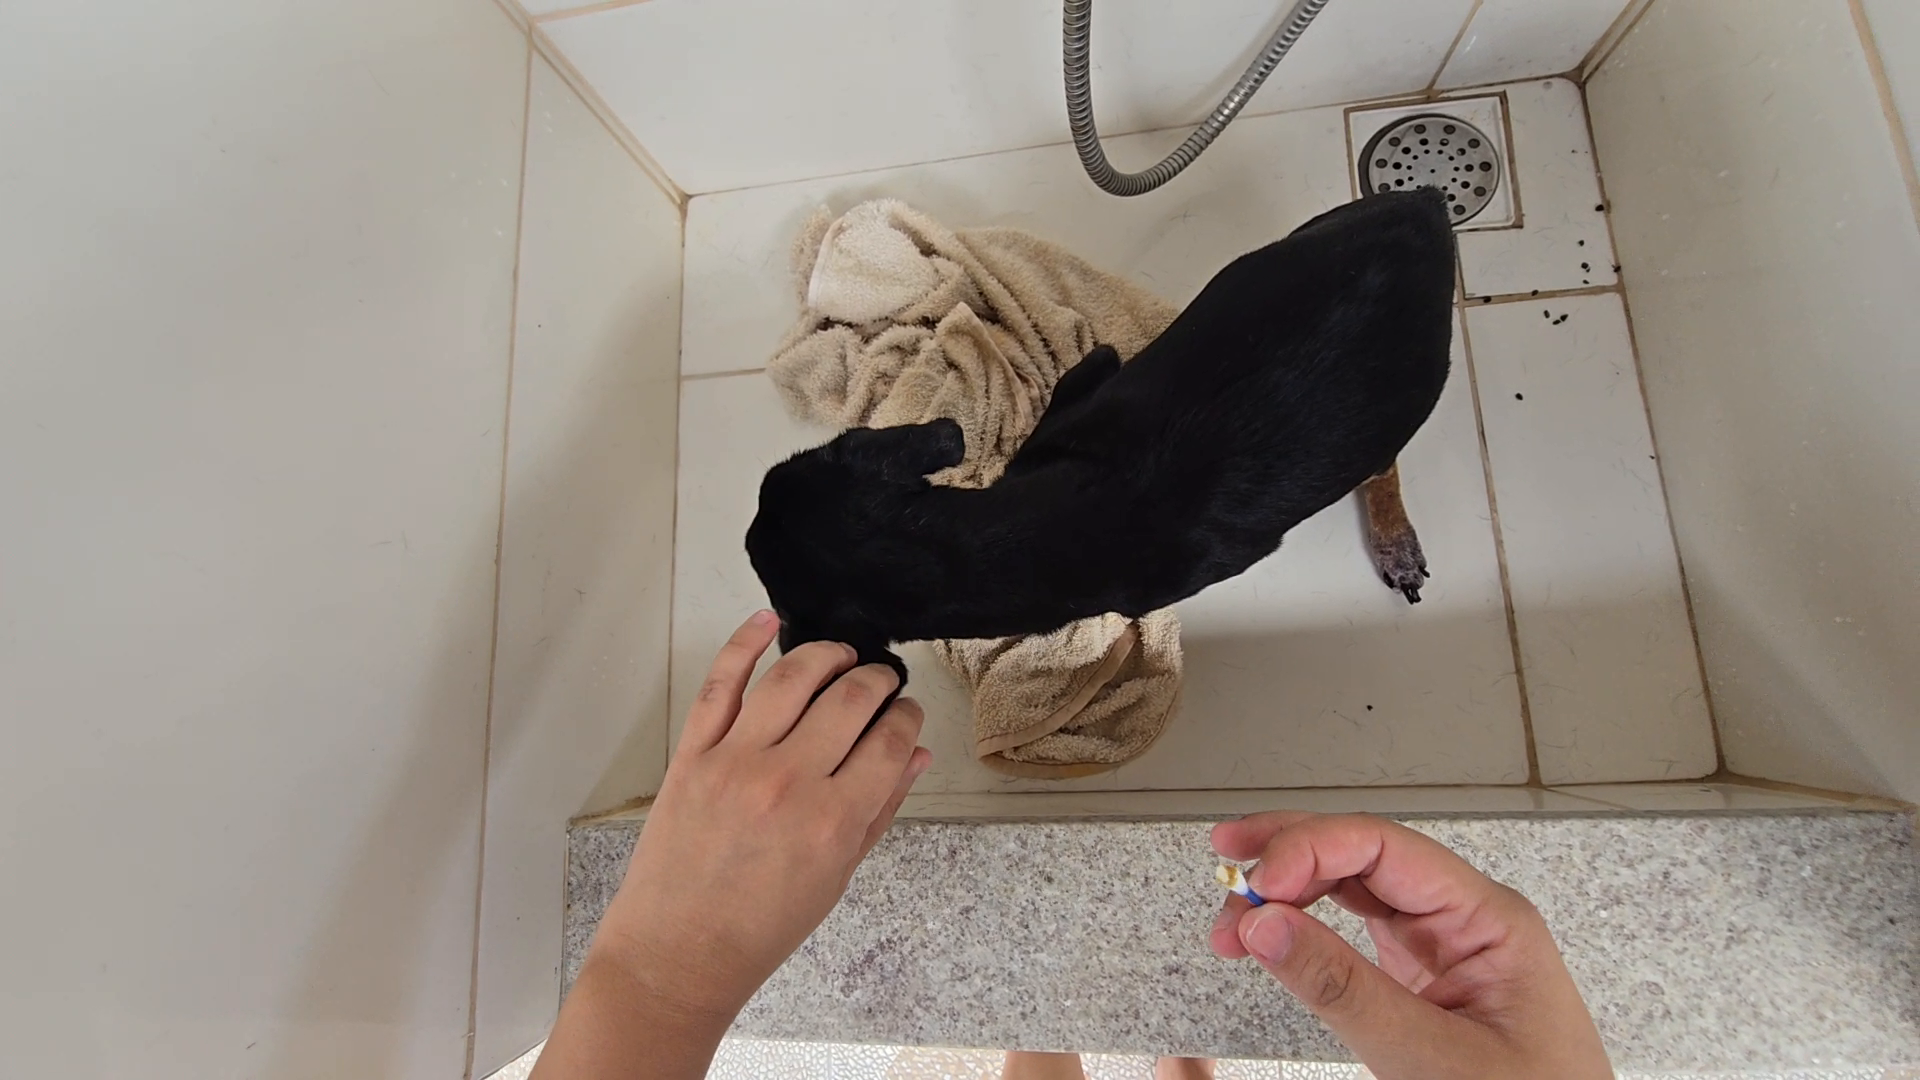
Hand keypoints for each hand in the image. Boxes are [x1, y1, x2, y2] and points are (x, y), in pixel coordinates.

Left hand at [592, 611, 930, 1023]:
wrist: (678, 953)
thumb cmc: (765, 924)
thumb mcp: (839, 875)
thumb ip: (882, 808)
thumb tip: (918, 754)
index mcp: (833, 821)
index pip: (891, 742)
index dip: (909, 718)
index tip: (907, 714)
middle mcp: (787, 781)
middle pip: (851, 700)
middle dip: (880, 680)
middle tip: (884, 681)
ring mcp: (735, 761)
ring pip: (793, 677)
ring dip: (830, 654)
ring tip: (845, 655)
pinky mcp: (693, 753)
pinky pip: (721, 683)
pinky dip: (744, 642)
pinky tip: (769, 619)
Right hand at [1209, 812, 1609, 1079]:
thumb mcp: (1436, 1064)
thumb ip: (1344, 990)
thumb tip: (1259, 924)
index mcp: (1485, 916)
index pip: (1381, 846)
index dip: (1308, 848)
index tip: (1256, 886)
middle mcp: (1456, 911)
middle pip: (1354, 850)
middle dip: (1283, 856)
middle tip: (1224, 871)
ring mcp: (1432, 935)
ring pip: (1341, 879)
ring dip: (1281, 888)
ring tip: (1231, 916)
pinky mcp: (1409, 963)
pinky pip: (1343, 920)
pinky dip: (1297, 921)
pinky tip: (1267, 930)